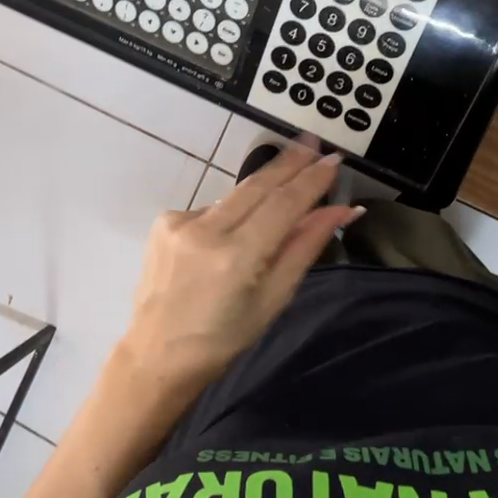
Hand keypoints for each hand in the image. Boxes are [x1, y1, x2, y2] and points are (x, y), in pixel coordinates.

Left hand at [119, 138, 360, 388]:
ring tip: (285, 187)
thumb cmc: (224, 339)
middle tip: (314, 141)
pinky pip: (212, 209)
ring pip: (235, 197)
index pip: (284, 204)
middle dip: (289, 162)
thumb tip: (341, 210)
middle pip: (258, 185)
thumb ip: (305, 248)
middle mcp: (205, 230)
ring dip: (261, 191)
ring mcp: (180, 222)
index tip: (334, 159)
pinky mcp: (165, 220)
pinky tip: (230, 239)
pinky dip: (229, 216)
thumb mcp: (273, 300)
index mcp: (236, 257)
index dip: (312, 180)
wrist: (156, 356)